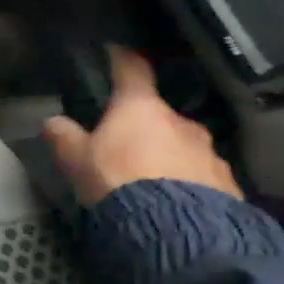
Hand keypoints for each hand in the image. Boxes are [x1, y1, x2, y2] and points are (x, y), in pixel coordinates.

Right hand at [41, 47, 242, 206]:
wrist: (179, 231)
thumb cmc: (119, 180)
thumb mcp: (77, 160)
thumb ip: (65, 137)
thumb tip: (54, 121)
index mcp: (141, 108)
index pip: (133, 71)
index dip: (123, 59)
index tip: (118, 52)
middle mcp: (181, 122)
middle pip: (159, 115)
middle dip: (146, 126)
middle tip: (127, 144)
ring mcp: (210, 153)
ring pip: (183, 146)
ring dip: (169, 155)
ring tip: (153, 180)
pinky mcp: (229, 185)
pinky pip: (202, 175)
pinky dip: (188, 181)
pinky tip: (175, 201)